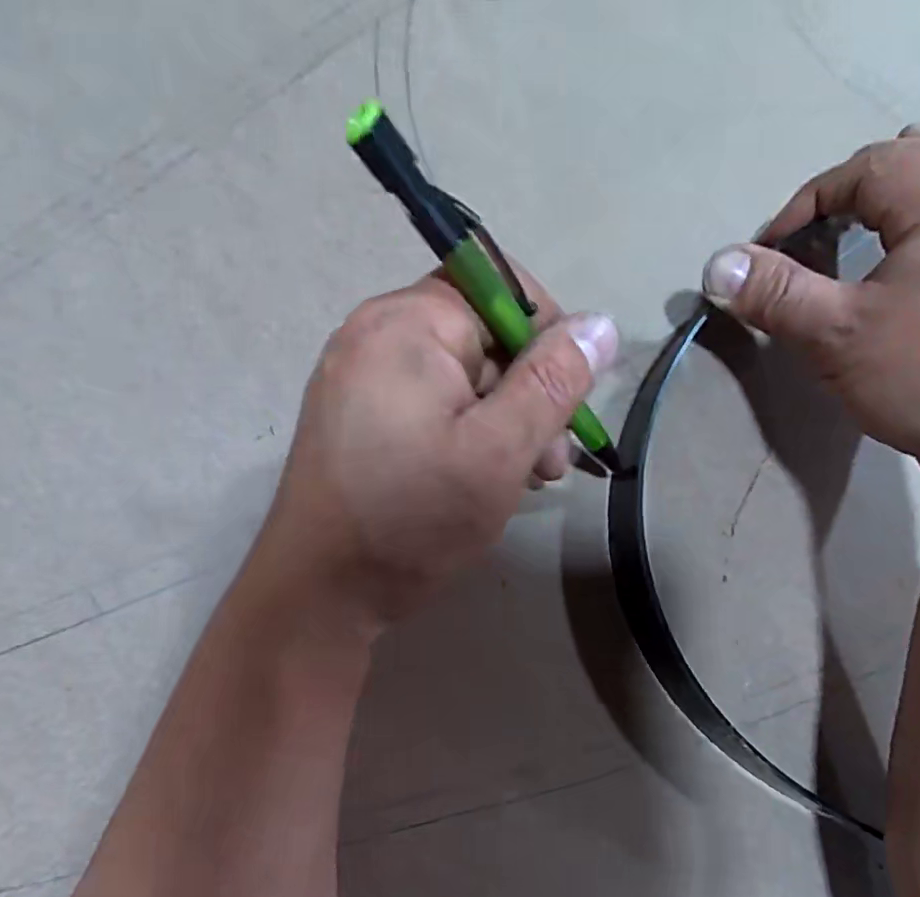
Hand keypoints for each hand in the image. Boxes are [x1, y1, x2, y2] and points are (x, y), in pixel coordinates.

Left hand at [247, 273, 617, 630]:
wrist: (319, 589)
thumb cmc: (412, 517)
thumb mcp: (499, 451)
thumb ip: (552, 383)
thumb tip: (599, 324)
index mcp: (403, 323)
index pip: (494, 284)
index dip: (544, 332)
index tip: (566, 397)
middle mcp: (369, 336)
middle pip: (474, 336)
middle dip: (523, 393)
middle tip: (550, 464)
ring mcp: (351, 379)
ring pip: (450, 378)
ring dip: (495, 421)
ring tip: (521, 481)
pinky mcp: (348, 419)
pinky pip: (418, 405)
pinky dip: (455, 432)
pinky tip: (474, 480)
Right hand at [701, 127, 919, 488]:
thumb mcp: (835, 336)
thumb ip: (774, 295)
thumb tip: (716, 264)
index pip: (872, 167)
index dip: (808, 199)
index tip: (770, 250)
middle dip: (861, 184)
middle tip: (819, 222)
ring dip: (900, 208)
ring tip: (864, 240)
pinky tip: (914, 286)